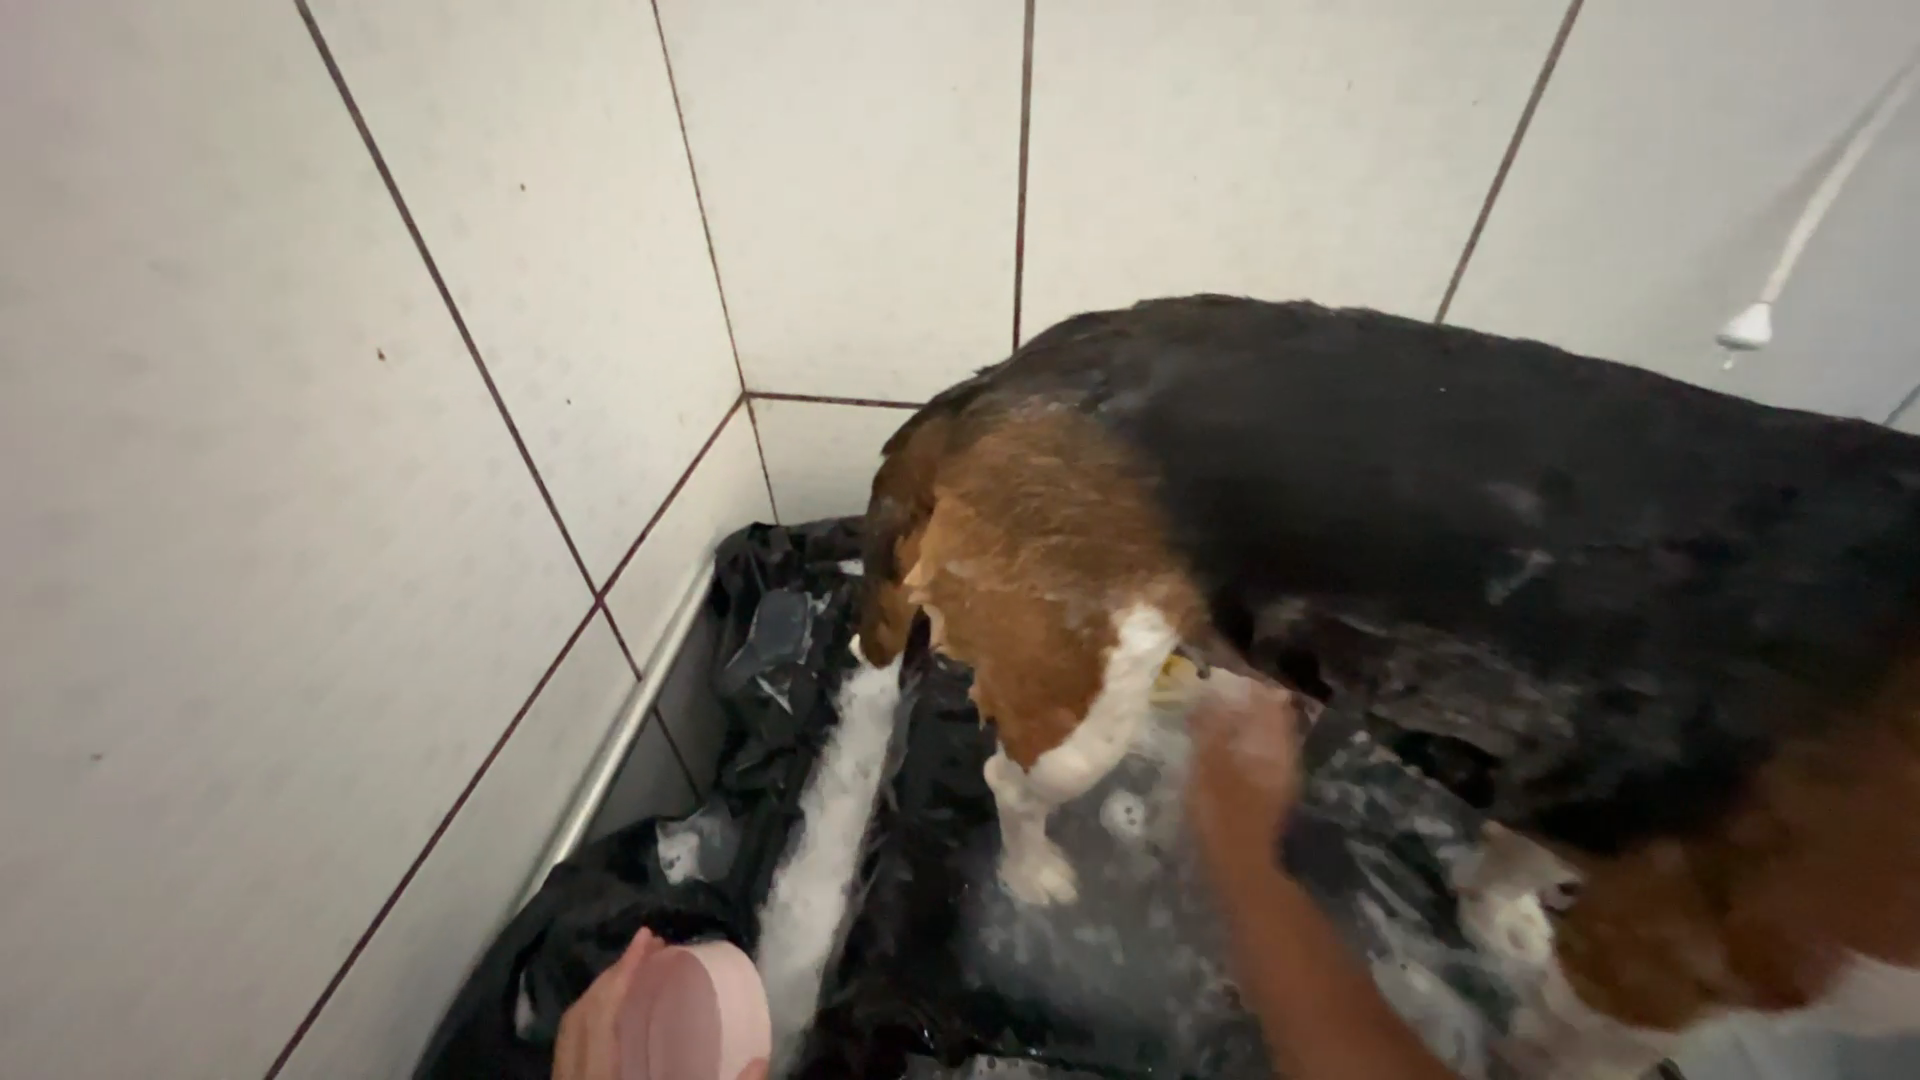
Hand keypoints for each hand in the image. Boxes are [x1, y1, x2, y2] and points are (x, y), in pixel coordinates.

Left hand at [553, 927, 769, 1079]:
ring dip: (600, 996)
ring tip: (637, 973)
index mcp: (600, 1079)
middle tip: (649, 948)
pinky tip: (622, 1018)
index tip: (647, 938)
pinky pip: (570, 1049)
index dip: (623, 972)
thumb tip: (762, 1059)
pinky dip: (594, 1022)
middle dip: (613, 975)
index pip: (601, 1016)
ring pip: (569, 1034)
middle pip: (579, 1019)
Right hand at [1185, 673, 1302, 881]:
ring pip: (1262, 739)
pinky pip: (1254, 756)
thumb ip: (1210, 727)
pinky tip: (1216, 749)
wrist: (1241, 870)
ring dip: (1239, 724)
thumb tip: (1208, 692)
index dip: (1251, 684)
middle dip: (1243, 703)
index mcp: (1275, 747)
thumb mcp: (1210, 764)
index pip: (1271, 702)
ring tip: (1209, 716)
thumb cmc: (1224, 813)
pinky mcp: (1266, 797)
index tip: (1224, 673)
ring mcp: (1278, 779)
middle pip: (1269, 720)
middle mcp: (1284, 759)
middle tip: (1212, 691)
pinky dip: (1237, 745)